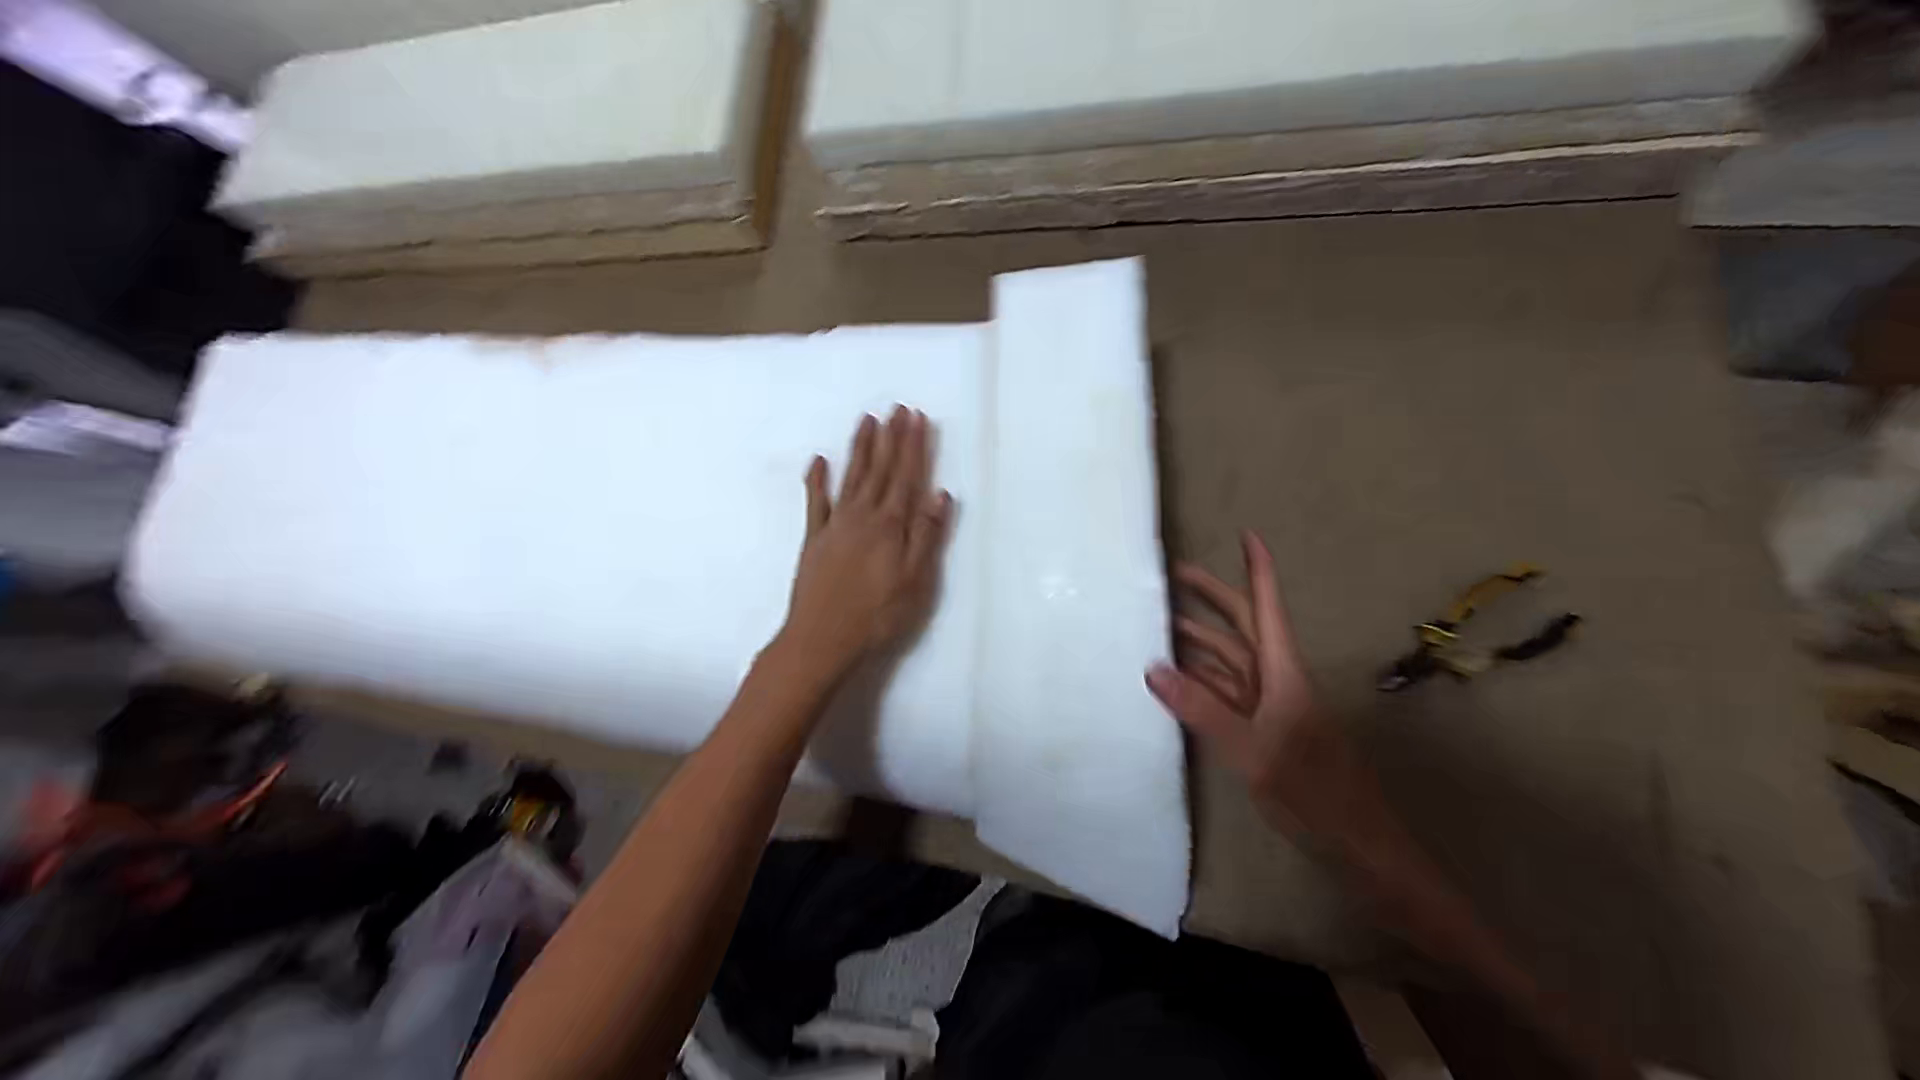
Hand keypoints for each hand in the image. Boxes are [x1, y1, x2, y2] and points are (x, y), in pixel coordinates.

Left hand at [778, 406, 951, 683]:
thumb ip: (927, 536)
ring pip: (851, 477)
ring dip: (860, 448)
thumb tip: (940, 494)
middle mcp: (863, 516)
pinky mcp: (814, 540)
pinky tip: (819, 460)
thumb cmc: (878, 616)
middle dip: (891, 437)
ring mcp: (835, 526)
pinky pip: (815, 501)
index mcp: (891, 526)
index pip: (907, 477)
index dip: (913, 446)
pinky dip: (817, 479)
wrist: (821, 640)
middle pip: (881, 470)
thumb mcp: (916, 582)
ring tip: (867, 420)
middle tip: (896, 407)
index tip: (917, 417)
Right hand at [1147, 531, 1358, 839]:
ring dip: (1199, 640)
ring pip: (1229, 660)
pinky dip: (1199, 680)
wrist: (1356, 843)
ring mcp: (1267, 706)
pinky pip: (1224, 692)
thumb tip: (1152, 667)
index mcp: (1282, 672)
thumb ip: (1202, 709)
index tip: (1247, 536)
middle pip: (1242, 627)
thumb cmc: (1315, 792)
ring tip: (1157, 624)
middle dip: (1211, 598)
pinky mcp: (1260, 729)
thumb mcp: (1253, 750)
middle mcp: (1274, 680)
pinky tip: (1174, 678)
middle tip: (1172, 577)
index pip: (1266, 609)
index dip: (1258, 572)